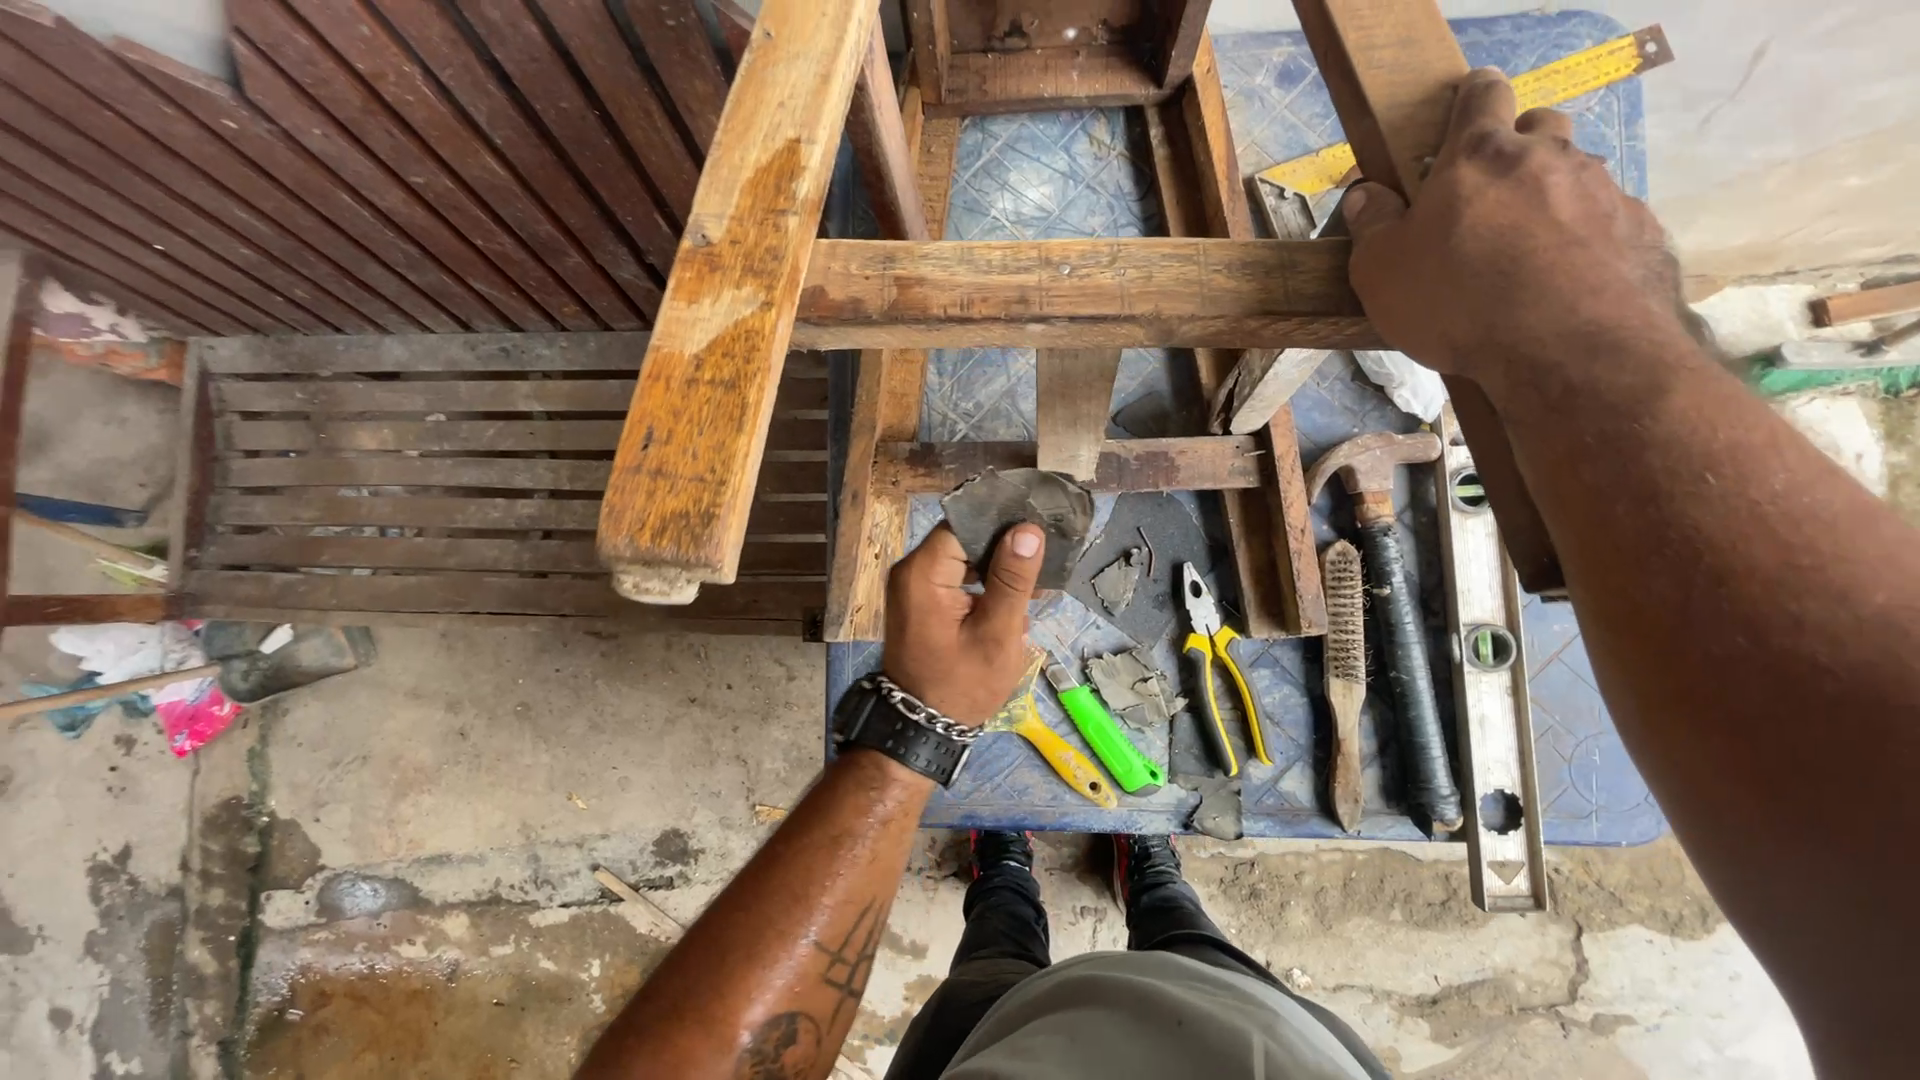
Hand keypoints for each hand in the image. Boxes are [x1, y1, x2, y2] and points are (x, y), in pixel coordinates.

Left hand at [882, 523, 1044, 725]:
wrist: (922, 727)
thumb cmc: (961, 685)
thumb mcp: (996, 633)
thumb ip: (1012, 580)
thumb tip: (1028, 530)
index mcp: (922, 573)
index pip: (965, 524)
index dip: (1002, 520)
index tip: (1040, 521)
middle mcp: (910, 571)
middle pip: (963, 538)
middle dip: (1004, 544)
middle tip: (1048, 550)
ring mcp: (913, 586)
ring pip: (963, 557)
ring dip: (998, 566)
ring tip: (1039, 575)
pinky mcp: (921, 601)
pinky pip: (955, 577)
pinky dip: (984, 583)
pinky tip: (1016, 596)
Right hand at [1342, 68, 1687, 389]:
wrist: (1567, 349)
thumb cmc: (1456, 300)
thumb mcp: (1381, 272)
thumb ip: (1372, 226)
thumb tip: (1366, 193)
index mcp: (1479, 158)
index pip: (1480, 95)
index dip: (1469, 99)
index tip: (1459, 119)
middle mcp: (1548, 157)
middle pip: (1538, 125)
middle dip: (1515, 149)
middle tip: (1486, 201)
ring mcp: (1601, 190)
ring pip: (1573, 175)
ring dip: (1548, 200)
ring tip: (1524, 256)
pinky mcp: (1638, 229)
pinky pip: (1604, 221)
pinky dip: (1582, 241)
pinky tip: (1562, 285)